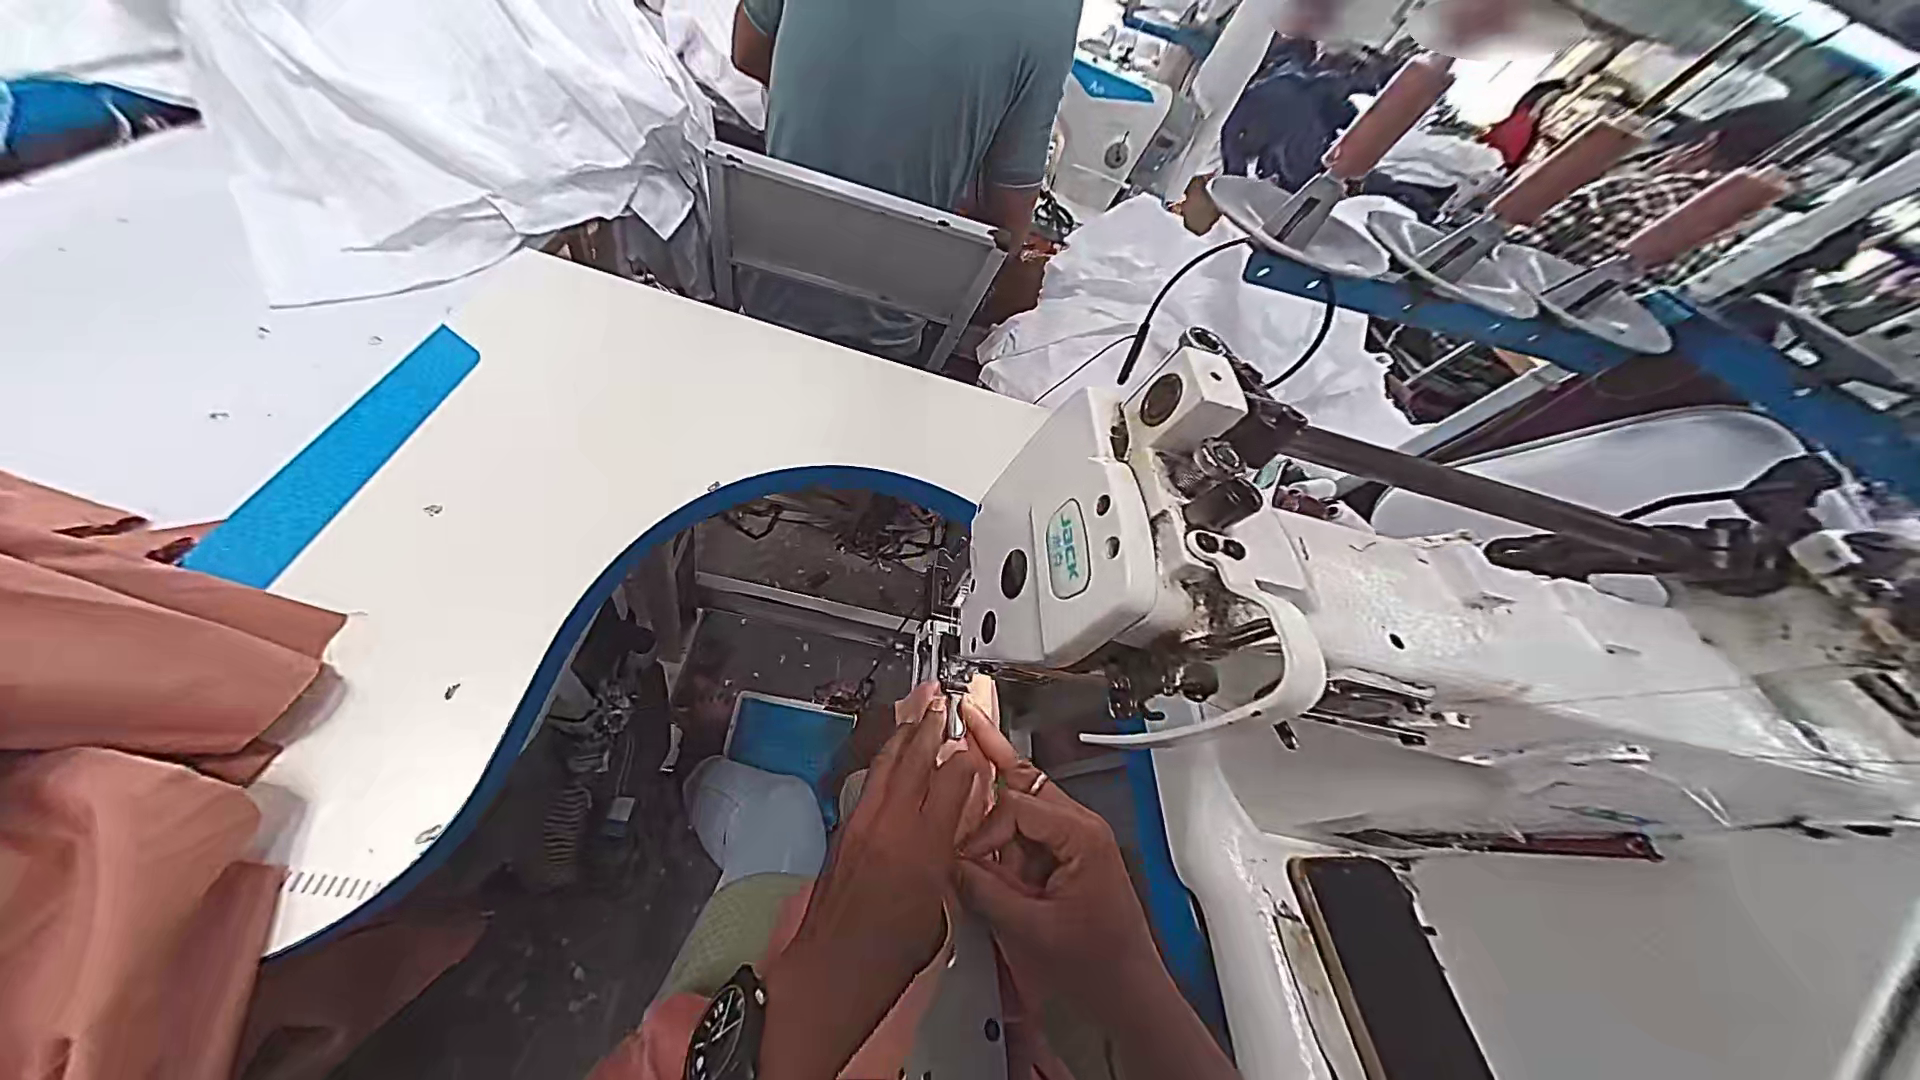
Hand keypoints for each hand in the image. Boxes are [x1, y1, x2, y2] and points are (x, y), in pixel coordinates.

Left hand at [760, 684, 986, 1079]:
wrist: (832, 968)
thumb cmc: (891, 953)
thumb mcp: (938, 905)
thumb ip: (947, 856)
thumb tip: (951, 829)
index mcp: (924, 843)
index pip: (952, 779)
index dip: (967, 760)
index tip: (974, 753)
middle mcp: (892, 821)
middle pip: (916, 757)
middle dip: (931, 726)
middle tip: (940, 705)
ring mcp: (864, 819)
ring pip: (887, 761)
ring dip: (903, 734)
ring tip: (915, 715)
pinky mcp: (845, 826)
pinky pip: (870, 779)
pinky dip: (885, 759)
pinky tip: (891, 754)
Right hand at [954, 774, 1240, 1078]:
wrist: (1129, 999)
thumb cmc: (1097, 968)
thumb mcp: (1032, 931)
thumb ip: (987, 891)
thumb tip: (953, 863)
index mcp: (1081, 835)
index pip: (1017, 807)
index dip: (984, 831)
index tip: (966, 861)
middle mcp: (1079, 825)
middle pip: (1026, 780)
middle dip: (993, 749)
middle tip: (968, 718)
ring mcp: (1074, 837)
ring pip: (1025, 800)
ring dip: (994, 789)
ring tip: (969, 749)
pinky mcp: (1066, 854)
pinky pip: (1028, 827)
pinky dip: (1002, 823)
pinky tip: (983, 812)